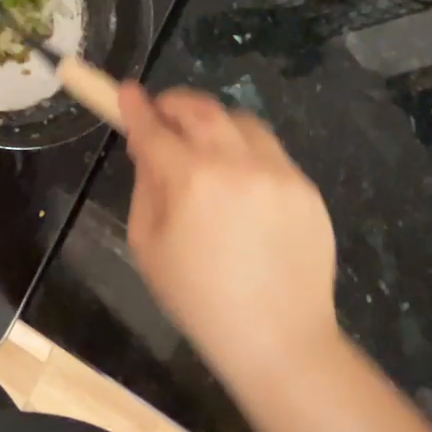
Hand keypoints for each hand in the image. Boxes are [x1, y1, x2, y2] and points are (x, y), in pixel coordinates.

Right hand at [120, 84, 338, 372]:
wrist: (279, 340)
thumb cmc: (198, 298)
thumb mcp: (147, 243)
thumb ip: (146, 185)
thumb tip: (148, 148)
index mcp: (190, 180)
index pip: (154, 127)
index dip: (135, 106)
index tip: (126, 91)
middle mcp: (236, 164)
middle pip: (200, 109)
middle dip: (175, 103)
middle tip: (161, 112)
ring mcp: (278, 174)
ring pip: (240, 122)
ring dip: (214, 123)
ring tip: (203, 144)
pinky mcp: (305, 188)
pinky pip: (269, 151)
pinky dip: (245, 151)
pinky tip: (238, 182)